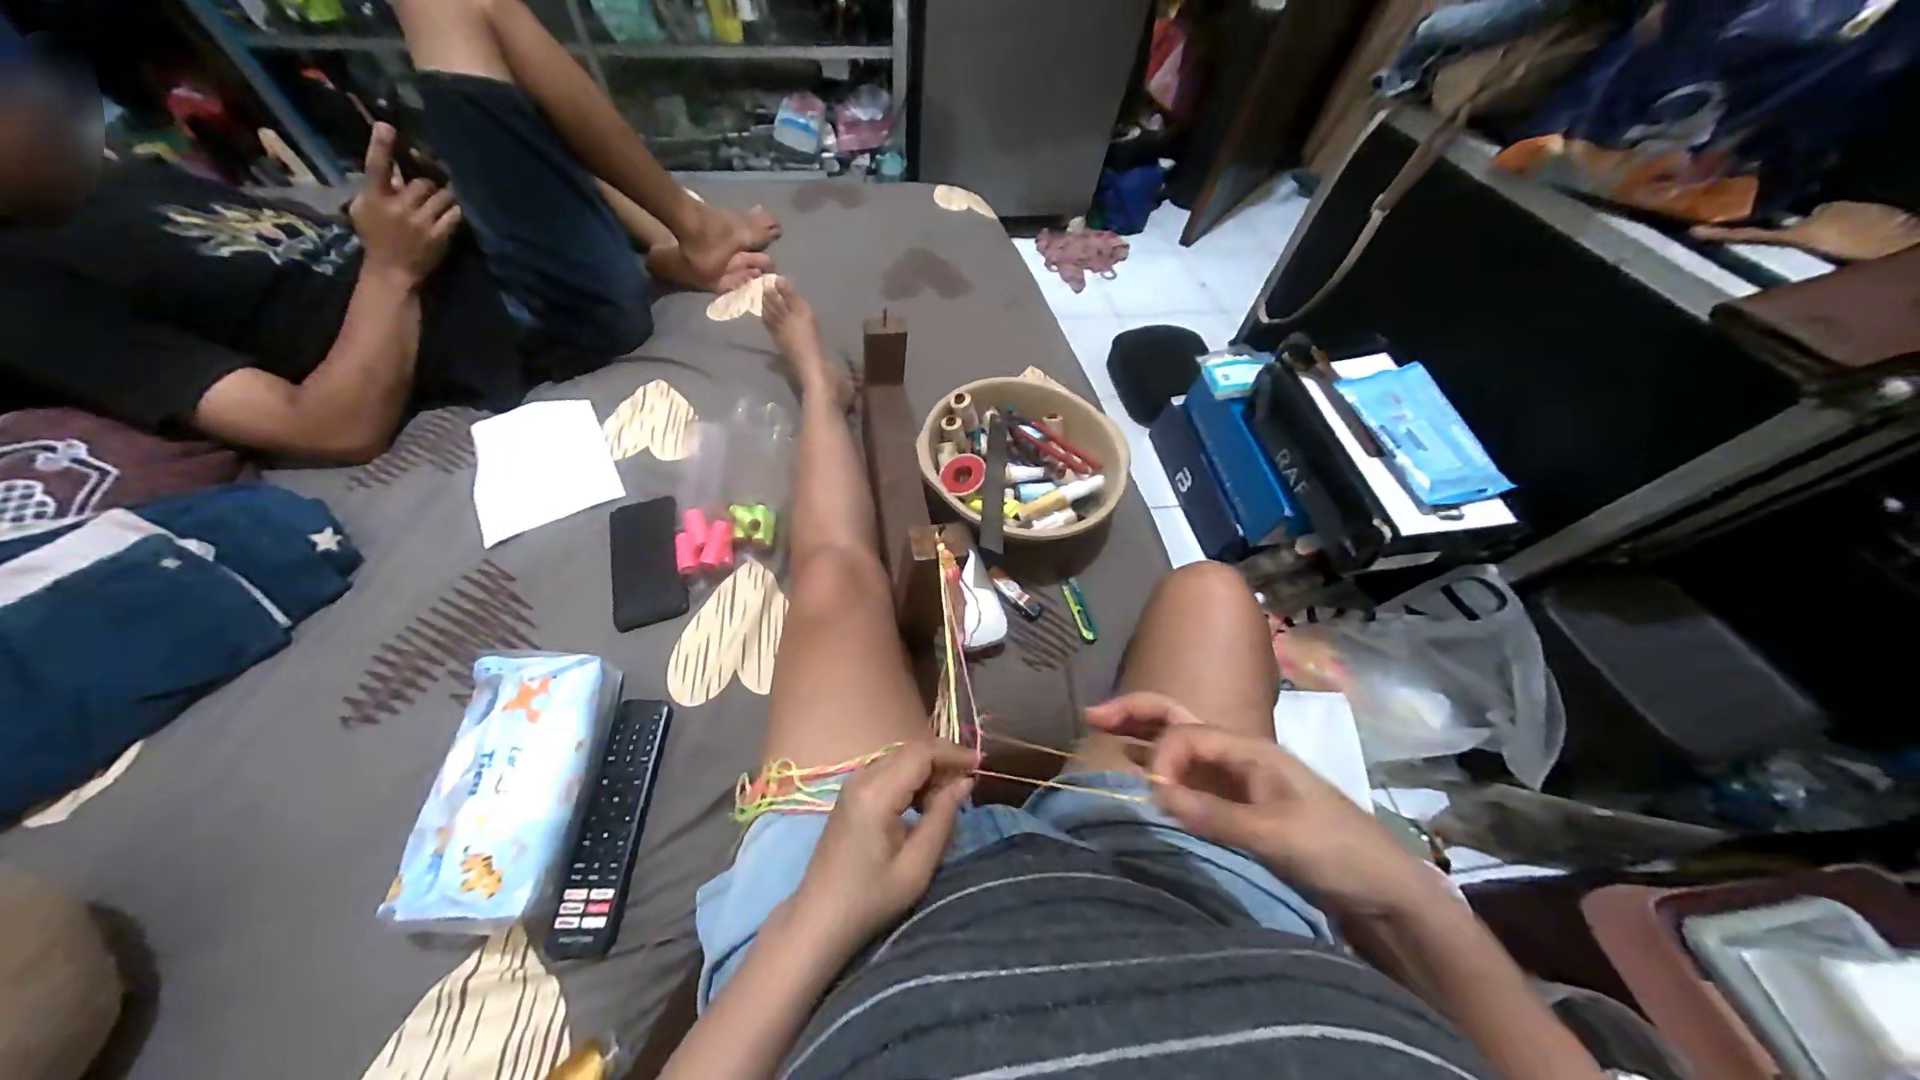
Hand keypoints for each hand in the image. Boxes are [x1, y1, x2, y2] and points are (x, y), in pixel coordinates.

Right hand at [348, 123, 461, 286]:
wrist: (392, 270)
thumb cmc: (375, 237)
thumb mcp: (364, 208)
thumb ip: (376, 187)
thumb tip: (392, 167)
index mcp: (374, 197)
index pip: (376, 167)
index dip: (382, 146)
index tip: (387, 126)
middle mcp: (398, 207)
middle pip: (422, 183)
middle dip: (428, 184)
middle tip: (431, 188)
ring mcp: (421, 222)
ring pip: (441, 197)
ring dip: (445, 196)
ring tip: (444, 200)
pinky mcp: (439, 236)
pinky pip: (454, 215)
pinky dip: (456, 211)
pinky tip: (456, 211)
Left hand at [790, 741, 973, 949]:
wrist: (820, 917)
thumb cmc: (871, 898)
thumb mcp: (917, 865)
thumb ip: (943, 817)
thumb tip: (965, 781)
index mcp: (877, 792)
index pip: (922, 753)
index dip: (954, 753)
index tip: (981, 765)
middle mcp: (862, 777)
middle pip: (911, 750)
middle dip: (944, 760)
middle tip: (969, 782)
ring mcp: (853, 783)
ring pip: (900, 757)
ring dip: (928, 769)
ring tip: (950, 796)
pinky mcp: (851, 792)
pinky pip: (889, 769)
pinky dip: (912, 777)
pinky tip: (925, 802)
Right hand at [1088, 691, 1444, 920]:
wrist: (1382, 889)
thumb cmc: (1336, 852)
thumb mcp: (1277, 836)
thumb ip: (1215, 814)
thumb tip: (1154, 793)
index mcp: (1250, 748)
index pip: (1187, 735)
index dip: (1162, 756)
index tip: (1154, 793)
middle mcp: (1237, 753)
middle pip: (1178, 719)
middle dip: (1135, 713)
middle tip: (1092, 716)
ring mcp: (1236, 777)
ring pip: (1180, 743)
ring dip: (1142, 735)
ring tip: (1104, 732)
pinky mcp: (1235, 801)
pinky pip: (1188, 775)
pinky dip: (1159, 767)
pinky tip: (1140, 771)